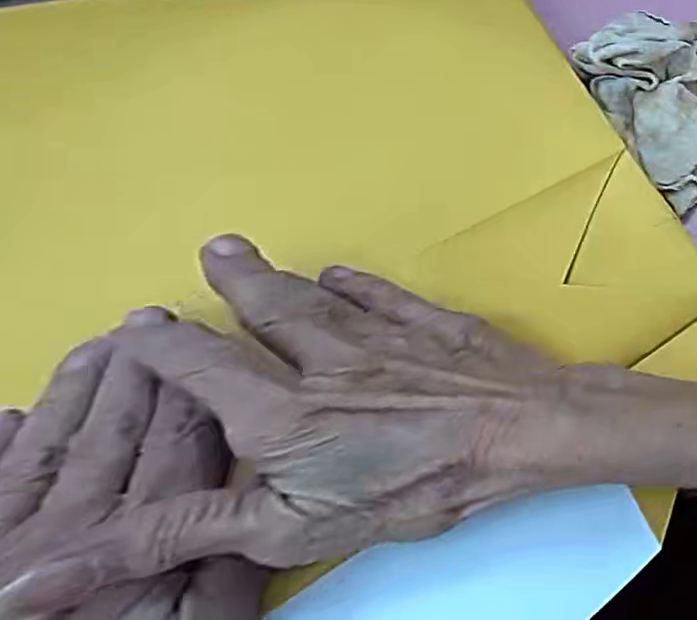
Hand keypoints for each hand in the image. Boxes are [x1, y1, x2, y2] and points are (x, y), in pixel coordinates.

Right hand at [0, 235, 616, 617]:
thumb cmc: (421, 483)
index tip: (139, 322)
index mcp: (286, 415)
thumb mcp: (294, 528)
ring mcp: (393, 338)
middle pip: (274, 315)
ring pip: (328, 301)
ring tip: (257, 257)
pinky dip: (366, 284)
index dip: (170, 348)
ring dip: (290, 278)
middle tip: (214, 249)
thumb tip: (34, 572)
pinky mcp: (442, 325)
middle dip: (238, 283)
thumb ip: (179, 535)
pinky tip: (347, 273)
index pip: (209, 372)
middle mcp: (335, 364)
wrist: (523, 428)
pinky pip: (393, 298)